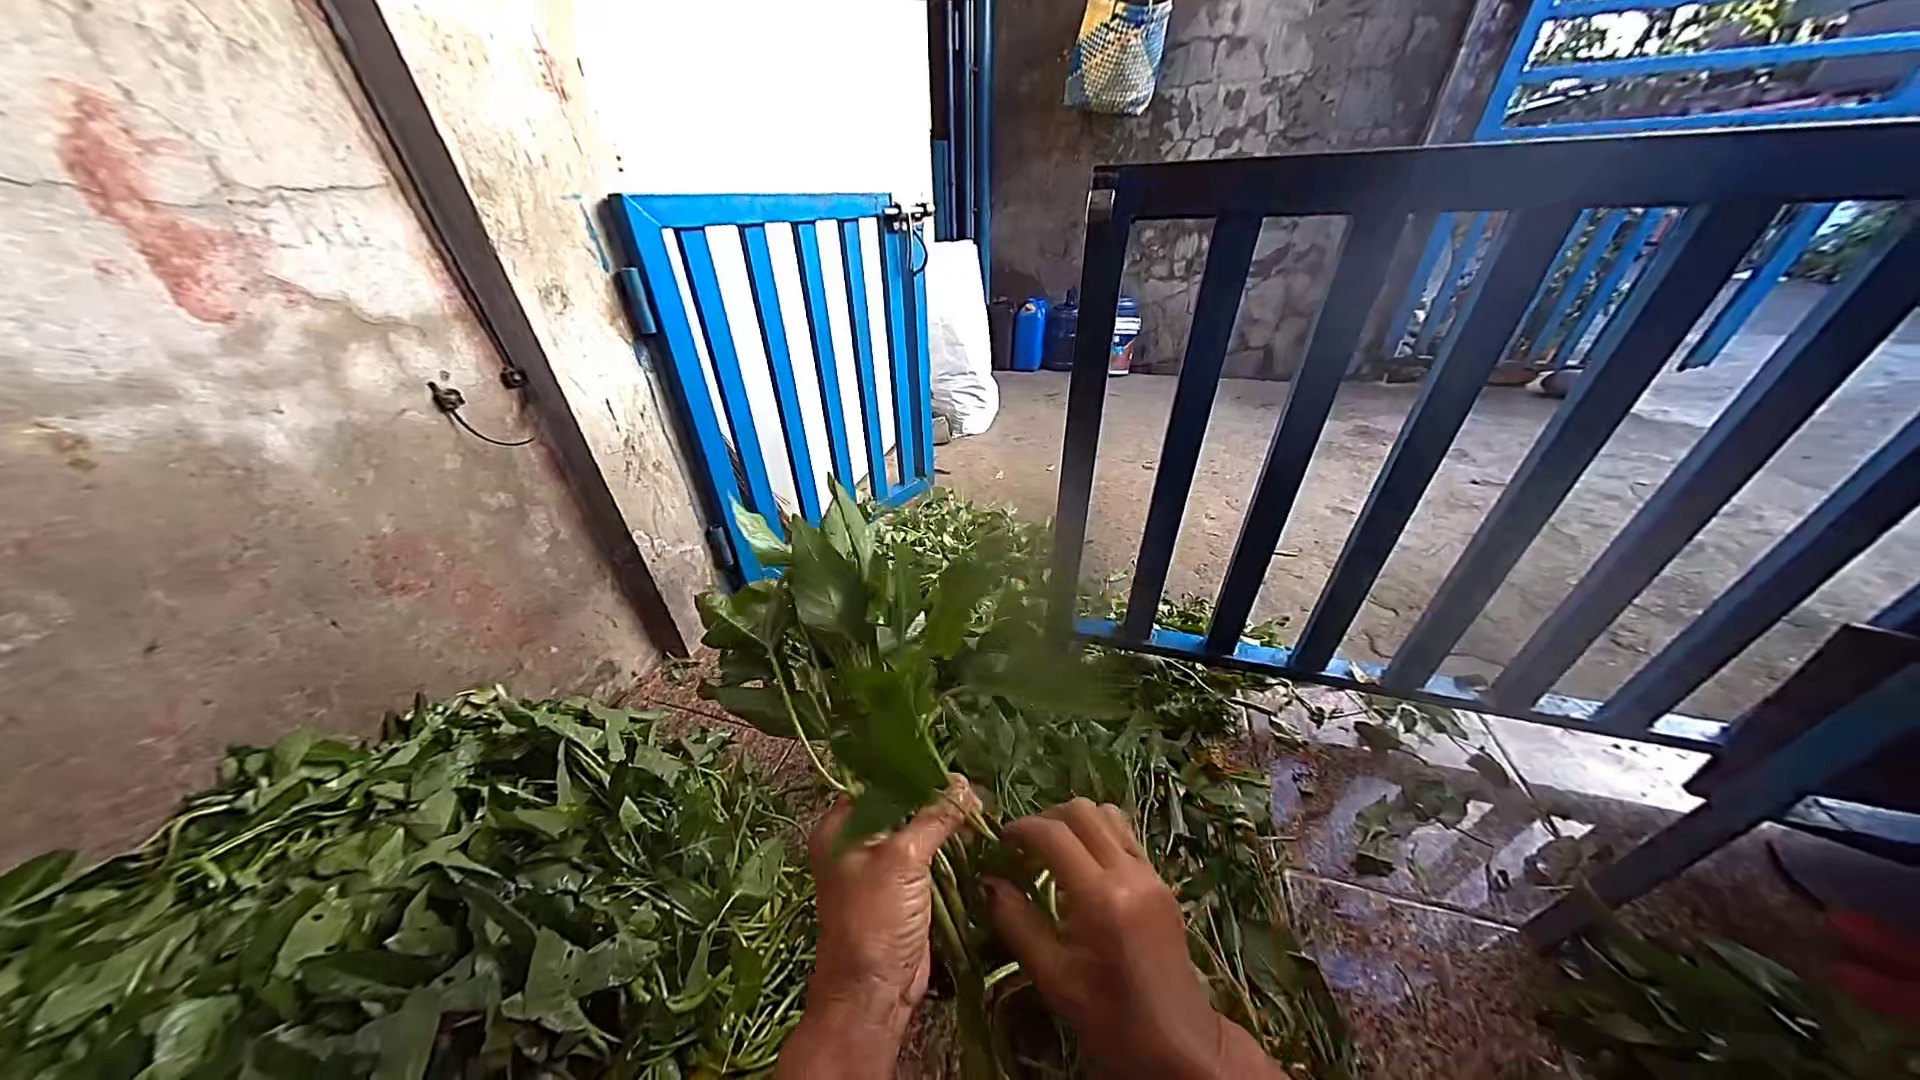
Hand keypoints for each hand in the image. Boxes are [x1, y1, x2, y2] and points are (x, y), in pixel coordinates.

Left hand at [777, 777, 977, 1078]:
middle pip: (901, 804)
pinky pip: (927, 853)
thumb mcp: (904, 859)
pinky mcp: (903, 885)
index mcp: (841, 827)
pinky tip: (974, 832)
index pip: (877, 782)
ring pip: (918, 828)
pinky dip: (949, 844)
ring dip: (946, 820)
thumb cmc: (875, 920)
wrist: (874, 994)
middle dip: (936, 796)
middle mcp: (857, 840)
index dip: (912, 771)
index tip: (947, 764)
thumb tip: (964, 783)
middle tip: (972, 787)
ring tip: (980, 805)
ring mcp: (881, 864)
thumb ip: (934, 817)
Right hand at [985, 798, 1280, 1079]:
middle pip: (1081, 811)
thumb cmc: (1111, 1020)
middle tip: (1025, 845)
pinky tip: (1083, 864)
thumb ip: (1016, 922)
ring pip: (1106, 814)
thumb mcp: (1053, 977)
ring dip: (1073, 821)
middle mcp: (1129, 873)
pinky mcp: (1161, 879)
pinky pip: (1124, 834)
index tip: (1001, 841)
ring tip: (1053, 850)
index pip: (1053, 835)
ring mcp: (1150, 873)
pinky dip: (1097, 833)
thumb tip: (988, 881)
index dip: (1021, 828)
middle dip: (1046, 819)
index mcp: (1101, 898)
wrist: (1180, 1045)